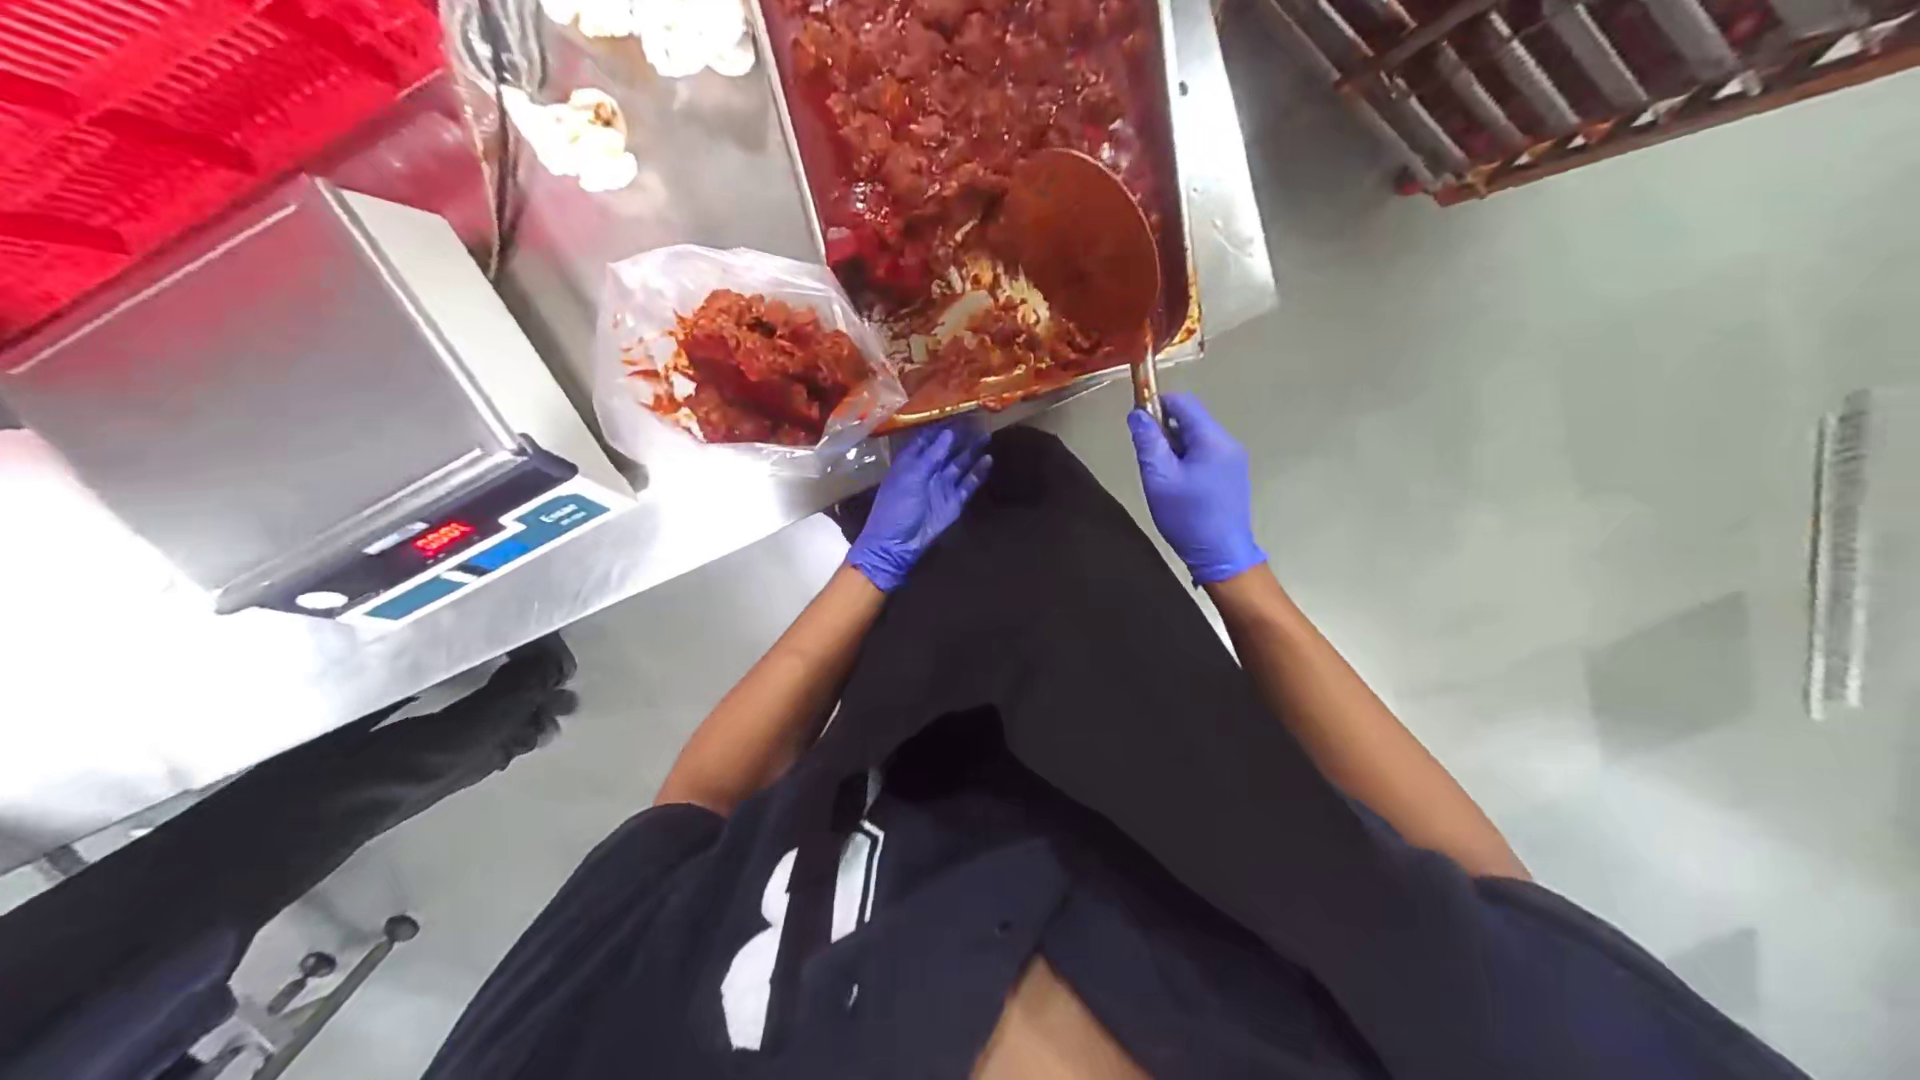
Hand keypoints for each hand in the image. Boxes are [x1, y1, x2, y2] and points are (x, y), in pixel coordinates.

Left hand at [848, 422, 992, 591]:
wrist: (896, 545)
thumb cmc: (895, 508)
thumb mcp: (910, 477)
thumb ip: (930, 455)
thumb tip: (948, 433)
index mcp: (911, 462)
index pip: (928, 438)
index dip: (942, 425)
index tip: (959, 410)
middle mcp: (928, 471)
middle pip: (947, 449)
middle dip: (962, 435)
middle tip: (980, 419)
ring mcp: (942, 486)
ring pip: (960, 464)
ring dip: (972, 451)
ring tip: (988, 435)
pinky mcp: (953, 502)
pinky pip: (968, 484)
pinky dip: (978, 473)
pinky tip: (988, 459)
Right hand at [1128, 392, 1265, 584]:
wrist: (1221, 555)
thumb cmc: (1187, 516)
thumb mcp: (1159, 477)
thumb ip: (1147, 441)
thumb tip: (1137, 412)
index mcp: (1212, 439)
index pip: (1183, 402)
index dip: (1156, 404)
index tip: (1136, 422)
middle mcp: (1227, 443)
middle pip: (1190, 420)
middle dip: (1163, 430)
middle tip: (1146, 456)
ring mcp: (1233, 460)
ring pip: (1196, 439)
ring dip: (1173, 447)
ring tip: (1160, 474)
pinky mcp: (1231, 476)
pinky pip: (1204, 455)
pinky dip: (1185, 460)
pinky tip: (1176, 484)